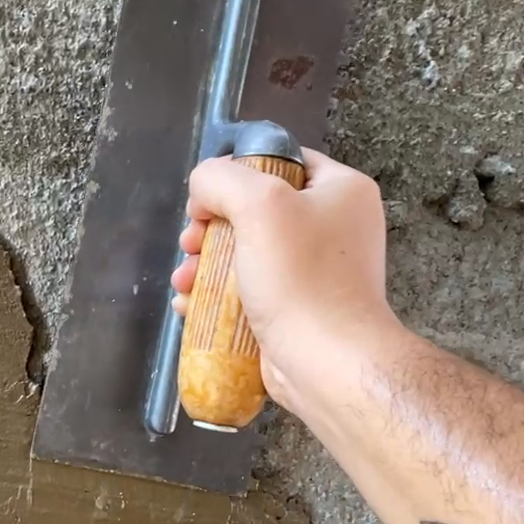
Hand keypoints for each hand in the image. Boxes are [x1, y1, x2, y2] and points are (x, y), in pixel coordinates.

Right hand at [170, 149, 400, 418]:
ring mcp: (313, 272)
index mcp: (340, 191)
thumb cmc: (300, 278)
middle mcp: (332, 227)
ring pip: (244, 254)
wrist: (325, 361)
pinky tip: (189, 305)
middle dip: (210, 228)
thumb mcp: (259, 205)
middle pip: (254, 211)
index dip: (236, 173)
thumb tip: (202, 185)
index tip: (204, 199)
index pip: (281, 163)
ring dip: (203, 264)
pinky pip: (247, 290)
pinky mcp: (293, 309)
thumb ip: (222, 180)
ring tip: (183, 281)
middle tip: (189, 244)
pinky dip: (215, 295)